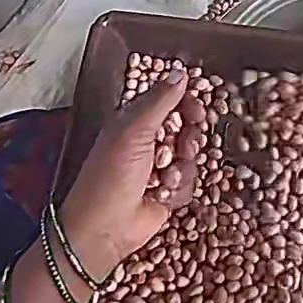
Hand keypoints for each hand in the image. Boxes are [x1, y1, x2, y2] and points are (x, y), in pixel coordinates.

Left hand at [56, 70, 188, 280]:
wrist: (105, 229)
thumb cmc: (111, 176)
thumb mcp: (134, 131)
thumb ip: (160, 101)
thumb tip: (181, 72)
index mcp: (135, 120)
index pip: (170, 99)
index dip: (187, 103)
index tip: (197, 111)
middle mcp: (149, 140)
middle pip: (187, 126)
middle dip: (189, 138)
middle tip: (184, 147)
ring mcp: (160, 166)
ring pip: (192, 155)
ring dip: (182, 167)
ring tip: (165, 178)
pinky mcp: (169, 190)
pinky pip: (191, 180)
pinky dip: (179, 188)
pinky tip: (162, 195)